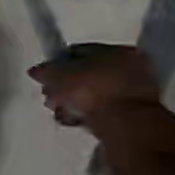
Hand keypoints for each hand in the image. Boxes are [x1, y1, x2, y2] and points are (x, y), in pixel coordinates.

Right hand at [28, 44, 161, 125]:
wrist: (123, 123)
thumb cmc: (91, 91)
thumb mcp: (55, 75)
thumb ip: (42, 70)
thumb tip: (37, 72)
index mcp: (120, 51)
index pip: (79, 52)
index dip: (57, 63)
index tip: (45, 76)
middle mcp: (134, 67)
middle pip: (86, 73)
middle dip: (64, 85)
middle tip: (50, 96)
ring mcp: (137, 91)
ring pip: (92, 92)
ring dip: (72, 100)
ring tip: (60, 110)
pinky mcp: (134, 112)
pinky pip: (102, 107)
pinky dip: (86, 112)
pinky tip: (73, 118)